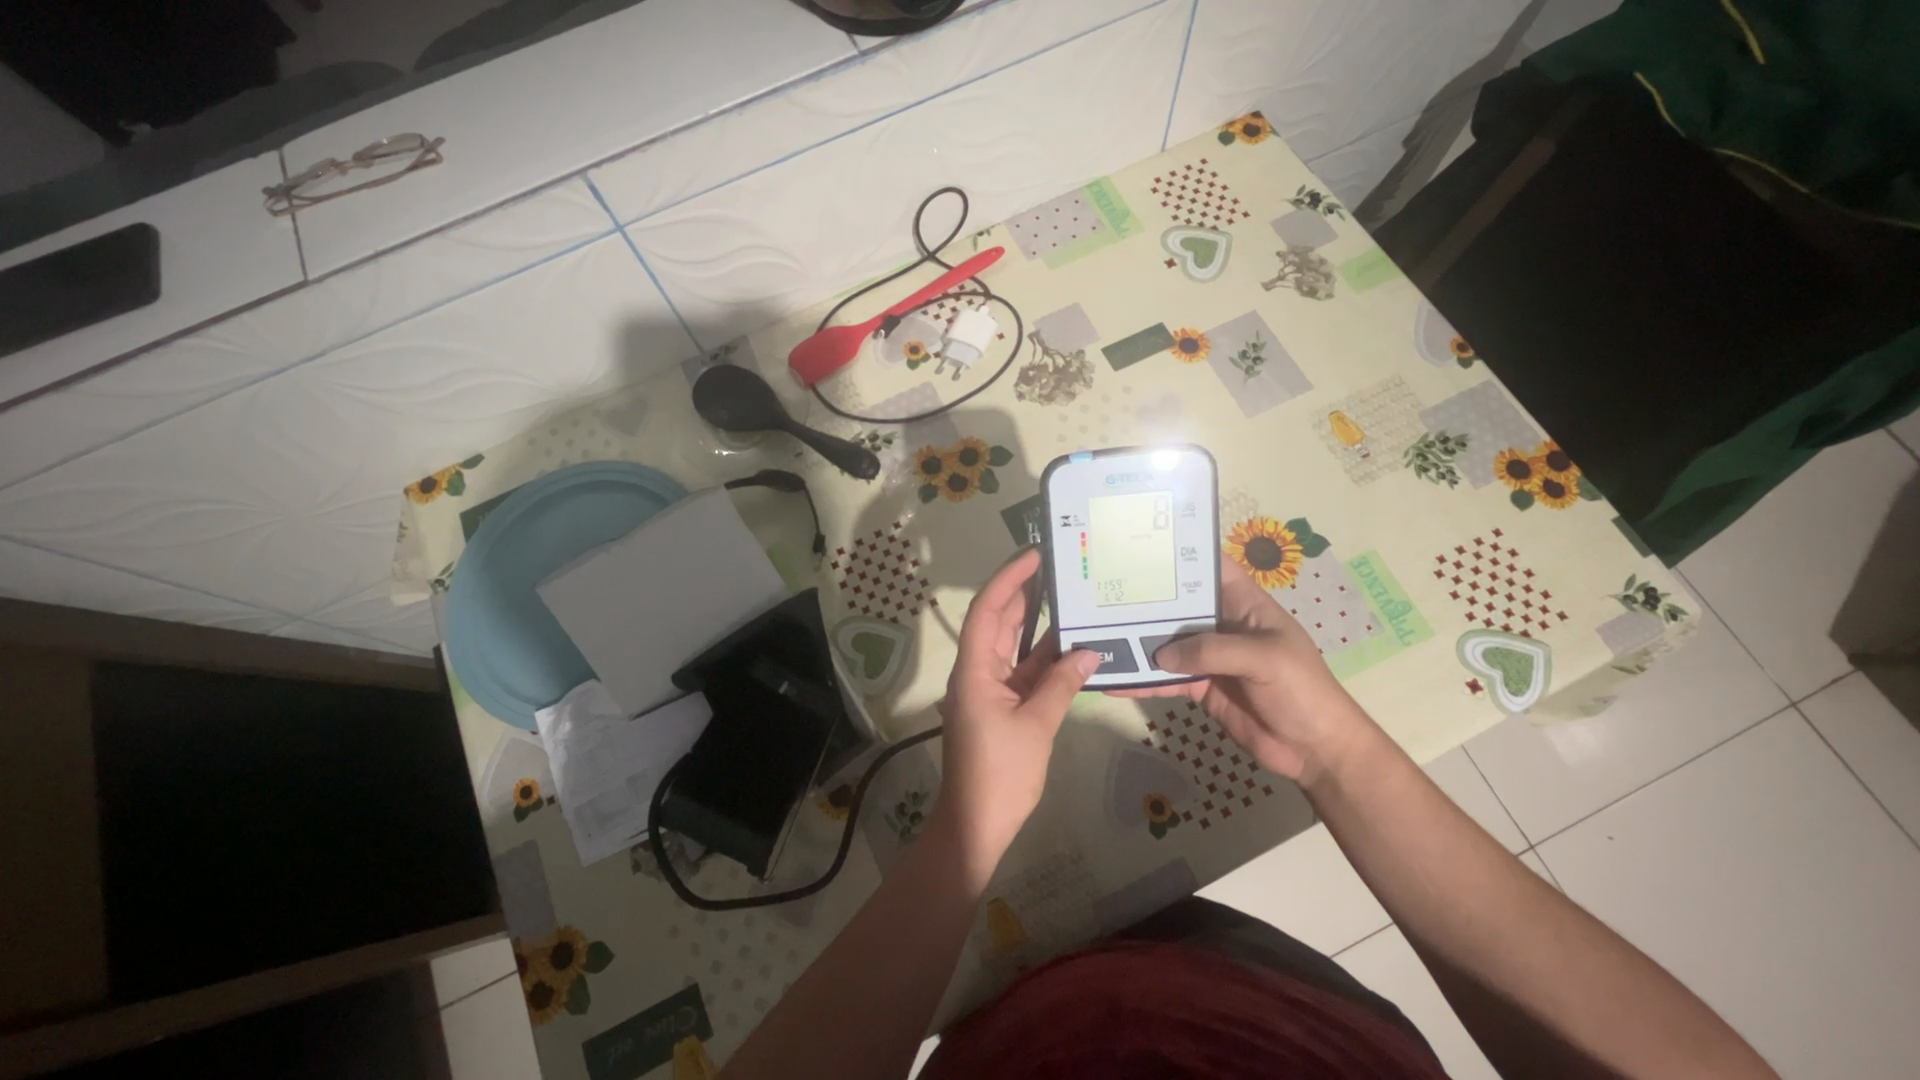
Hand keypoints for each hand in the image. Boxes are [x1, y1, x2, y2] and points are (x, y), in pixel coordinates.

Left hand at [935, 548, 1099, 879]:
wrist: (978, 825)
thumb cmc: (1000, 774)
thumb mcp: (1036, 725)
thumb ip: (1063, 683)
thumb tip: (1091, 651)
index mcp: (974, 671)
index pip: (988, 612)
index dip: (1009, 580)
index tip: (1034, 556)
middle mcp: (978, 673)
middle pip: (1000, 623)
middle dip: (1026, 594)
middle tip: (1060, 568)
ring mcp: (991, 691)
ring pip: (1016, 648)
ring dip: (1040, 627)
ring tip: (1073, 597)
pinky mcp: (1004, 709)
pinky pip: (1025, 674)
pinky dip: (1047, 661)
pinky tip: (1076, 645)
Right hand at [1110, 559, 1379, 787]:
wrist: (1315, 749)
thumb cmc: (1302, 691)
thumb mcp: (1264, 659)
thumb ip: (1212, 650)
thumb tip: (1161, 655)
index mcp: (1245, 605)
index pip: (1212, 567)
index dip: (1183, 553)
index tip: (1141, 545)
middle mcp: (1223, 625)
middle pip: (1179, 605)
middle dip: (1145, 598)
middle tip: (1100, 589)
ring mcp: (1210, 657)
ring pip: (1166, 643)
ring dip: (1137, 641)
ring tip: (1097, 635)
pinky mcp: (1201, 687)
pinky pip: (1166, 679)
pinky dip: (1142, 681)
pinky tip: (1115, 681)